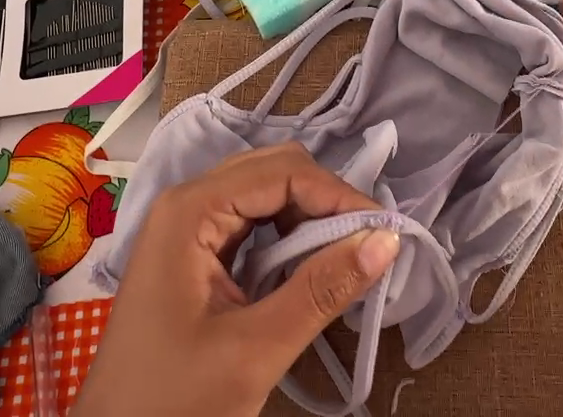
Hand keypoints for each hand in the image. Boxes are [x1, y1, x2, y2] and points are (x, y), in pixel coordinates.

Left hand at [74, 143, 401, 416]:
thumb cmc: (174, 404)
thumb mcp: (255, 350)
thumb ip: (321, 290)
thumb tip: (387, 239)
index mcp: (192, 210)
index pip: (282, 172)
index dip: (337, 194)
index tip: (385, 231)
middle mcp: (188, 201)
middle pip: (274, 170)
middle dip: (325, 200)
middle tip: (366, 243)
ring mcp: (188, 224)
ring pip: (267, 192)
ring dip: (309, 216)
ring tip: (344, 256)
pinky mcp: (194, 250)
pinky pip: (253, 220)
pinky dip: (288, 235)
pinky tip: (308, 266)